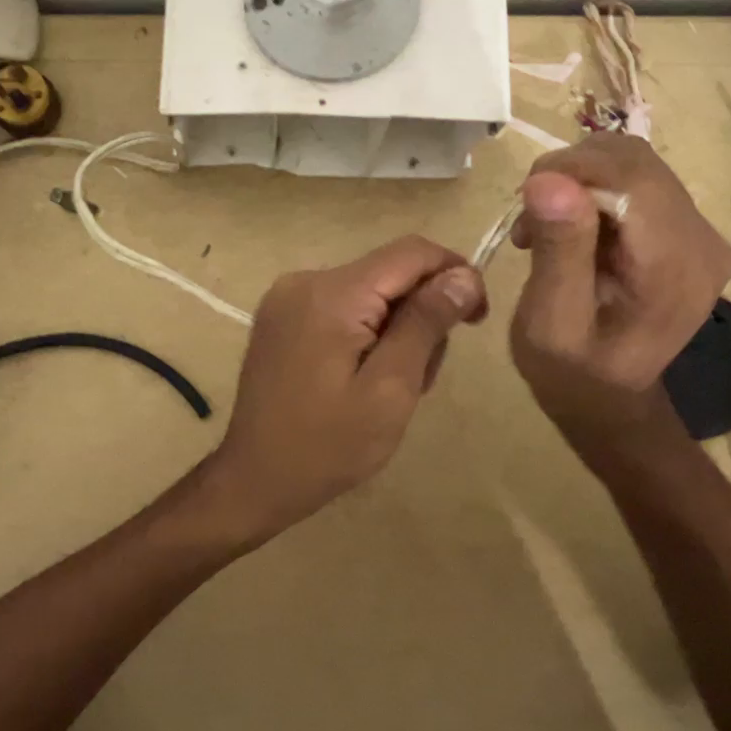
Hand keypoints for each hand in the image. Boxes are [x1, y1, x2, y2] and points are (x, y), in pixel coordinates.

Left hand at [196, 236, 487, 543]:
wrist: (255, 479)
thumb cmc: (328, 446)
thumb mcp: (390, 390)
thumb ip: (425, 325)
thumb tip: (462, 275)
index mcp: (332, 293)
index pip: (411, 252)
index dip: (456, 273)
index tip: (476, 319)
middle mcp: (305, 280)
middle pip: (388, 272)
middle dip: (421, 314)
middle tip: (423, 377)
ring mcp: (286, 298)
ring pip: (367, 291)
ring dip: (394, 329)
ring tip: (390, 388)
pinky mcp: (280, 318)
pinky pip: (340, 307)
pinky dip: (365, 333)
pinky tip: (361, 379)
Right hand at [509, 133, 730, 438]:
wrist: (606, 396)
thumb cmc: (571, 370)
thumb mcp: (551, 323)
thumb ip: (558, 251)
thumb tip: (546, 179)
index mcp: (676, 266)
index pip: (633, 178)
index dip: (573, 170)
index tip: (525, 199)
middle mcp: (703, 239)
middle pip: (635, 162)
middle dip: (571, 174)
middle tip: (528, 218)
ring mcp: (699, 232)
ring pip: (633, 164)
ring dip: (577, 181)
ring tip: (542, 226)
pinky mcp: (684, 228)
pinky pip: (635, 182)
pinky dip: (590, 190)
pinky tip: (566, 227)